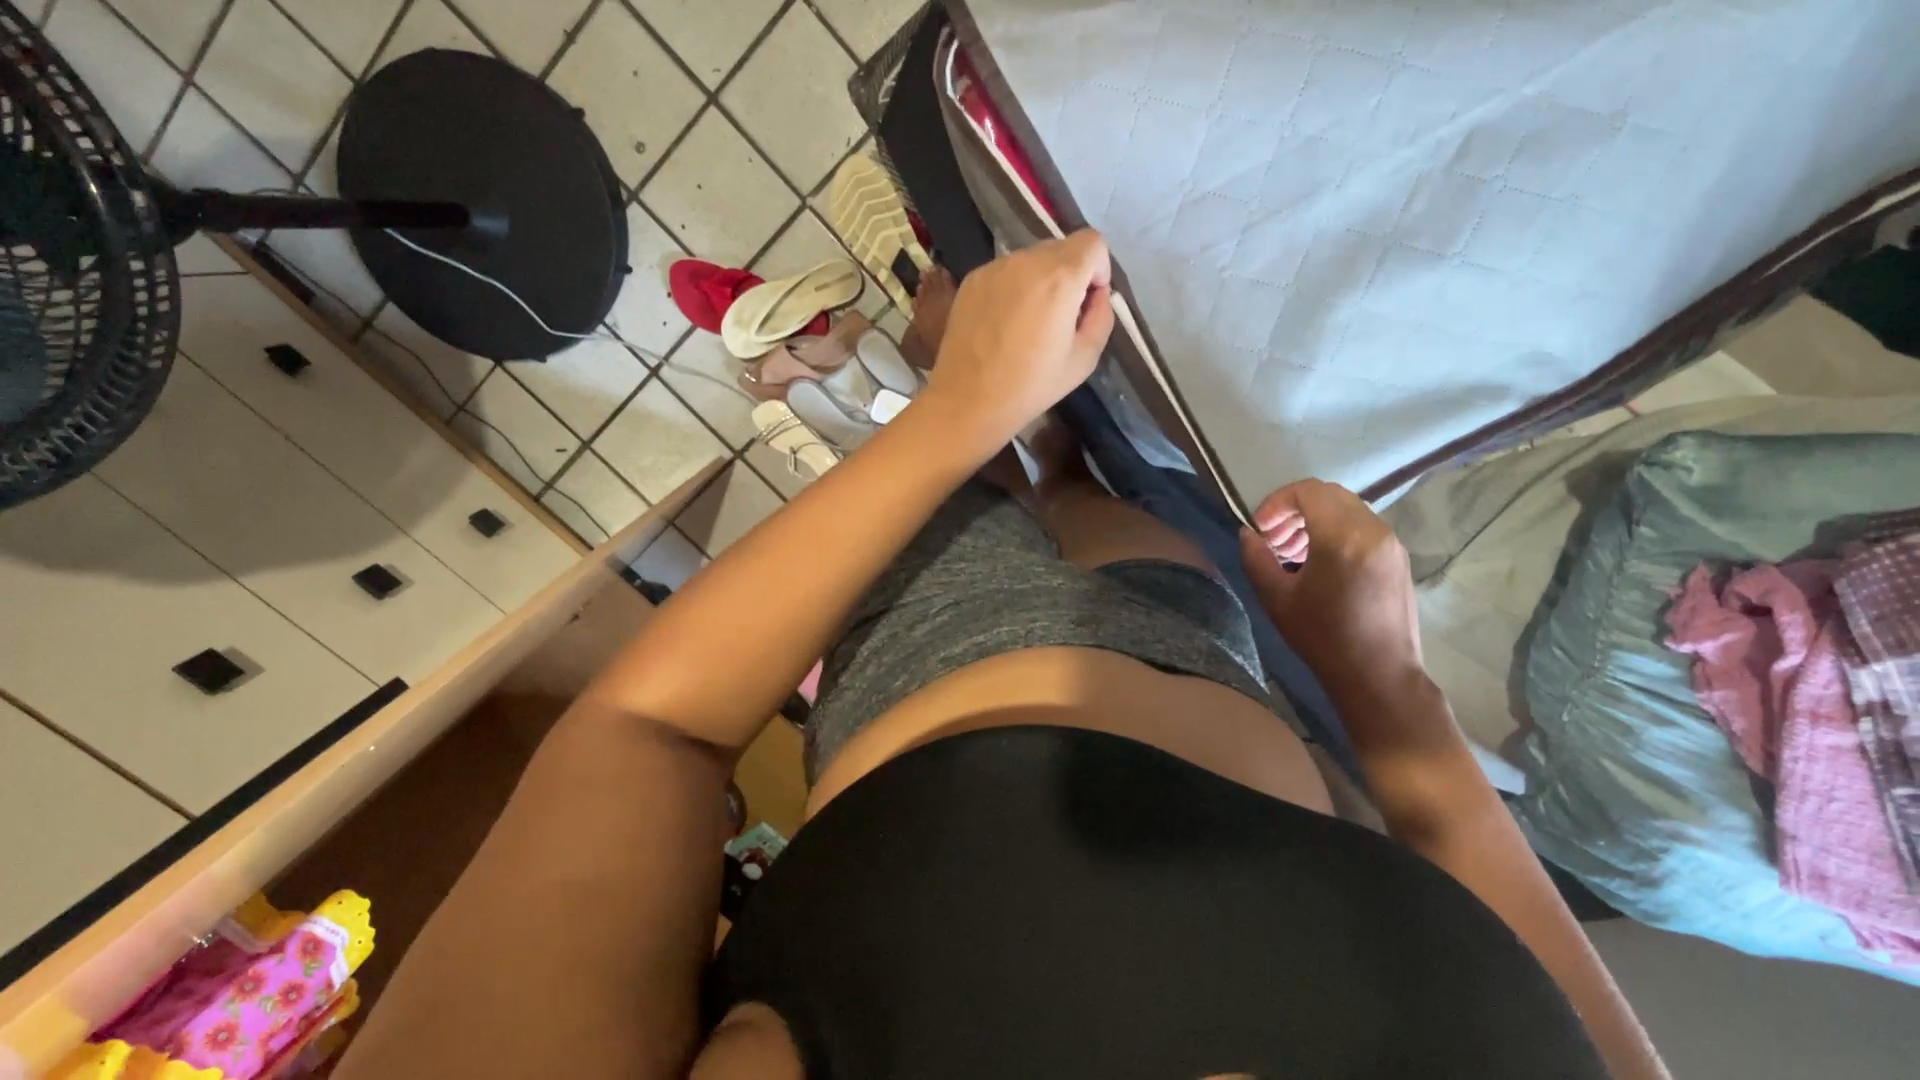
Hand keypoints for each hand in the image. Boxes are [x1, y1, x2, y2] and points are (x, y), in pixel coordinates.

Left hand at [921, 230, 1113, 444]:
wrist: (967, 401)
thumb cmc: (1030, 386)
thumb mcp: (1084, 359)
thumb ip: (1101, 316)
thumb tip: (1096, 294)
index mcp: (1060, 278)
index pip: (1093, 241)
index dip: (1098, 269)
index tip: (1087, 302)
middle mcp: (1026, 261)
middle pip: (1062, 247)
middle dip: (1070, 274)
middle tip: (1059, 317)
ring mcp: (994, 268)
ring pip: (1032, 259)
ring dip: (1040, 280)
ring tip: (1028, 323)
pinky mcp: (972, 279)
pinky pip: (1005, 272)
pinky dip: (1013, 288)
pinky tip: (1004, 324)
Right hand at [1237, 479, 1423, 689]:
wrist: (1379, 674)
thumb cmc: (1323, 638)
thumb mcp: (1276, 599)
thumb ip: (1256, 558)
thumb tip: (1249, 534)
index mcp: (1341, 537)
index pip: (1307, 491)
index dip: (1277, 502)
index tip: (1261, 528)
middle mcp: (1372, 530)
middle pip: (1329, 495)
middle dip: (1295, 510)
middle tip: (1274, 540)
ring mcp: (1391, 542)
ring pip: (1347, 509)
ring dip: (1316, 521)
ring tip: (1295, 554)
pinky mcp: (1399, 557)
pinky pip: (1363, 527)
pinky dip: (1337, 532)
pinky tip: (1321, 565)